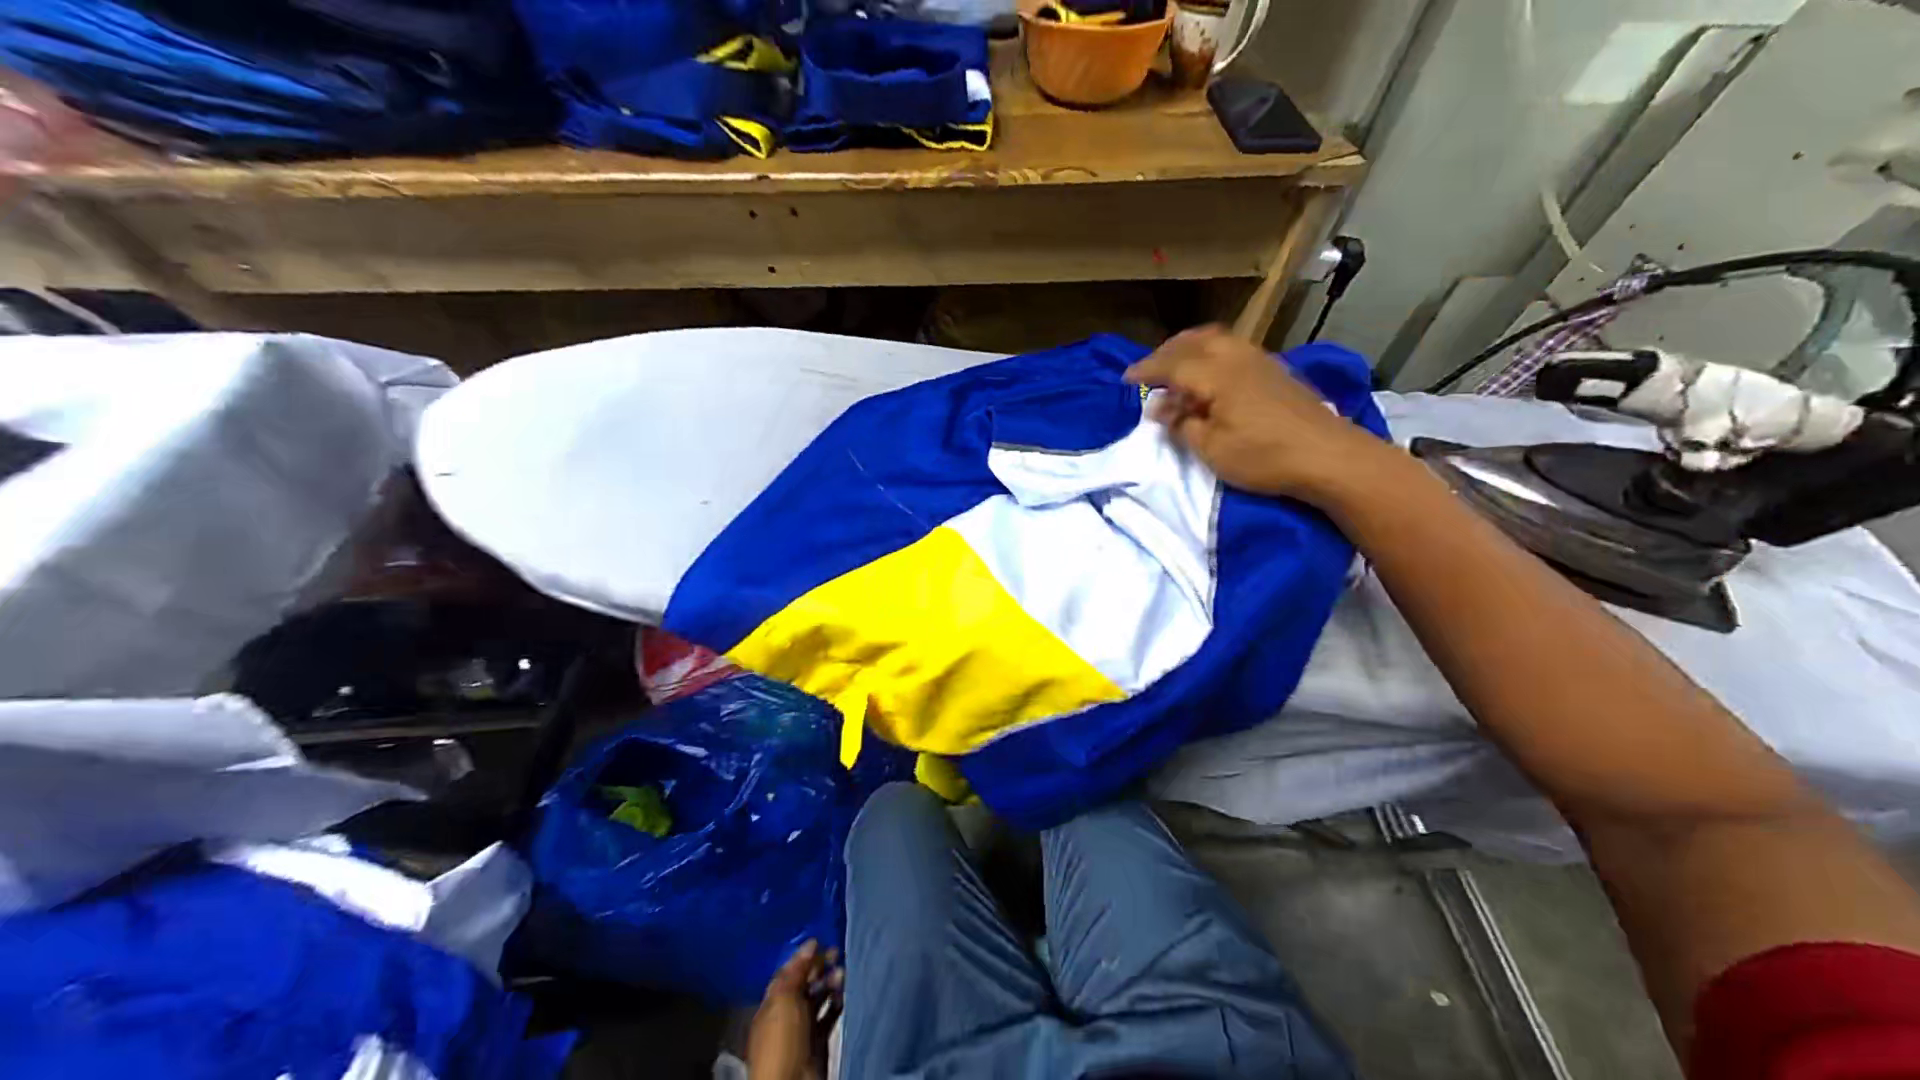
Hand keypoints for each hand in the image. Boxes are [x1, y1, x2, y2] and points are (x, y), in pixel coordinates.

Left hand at [746, 940, 842, 1079]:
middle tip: (837, 953)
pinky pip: (829, 1015)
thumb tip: (810, 942)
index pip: (788, 974)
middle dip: (819, 968)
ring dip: (830, 984)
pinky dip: (837, 1003)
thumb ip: (797, 971)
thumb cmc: (782, 1040)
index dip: (803, 958)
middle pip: (805, 984)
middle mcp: (787, 1013)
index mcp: (772, 1004)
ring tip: (843, 973)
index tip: (821, 943)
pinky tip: (845, 992)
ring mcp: (803, 1028)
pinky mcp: (819, 1040)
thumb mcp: (785, 1000)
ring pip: (819, 998)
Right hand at [1123, 325, 1394, 504]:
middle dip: (1167, 353)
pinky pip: (1233, 351)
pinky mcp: (1276, 372)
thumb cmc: (1265, 457)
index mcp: (1217, 374)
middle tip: (1150, 373)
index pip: (1172, 364)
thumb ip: (1182, 424)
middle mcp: (1238, 357)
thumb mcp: (1212, 449)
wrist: (1329, 457)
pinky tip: (1211, 380)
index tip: (1126, 380)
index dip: (1146, 371)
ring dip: (1191, 351)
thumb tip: (1162, 408)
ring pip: (1217, 341)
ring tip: (1178, 373)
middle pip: (1194, 342)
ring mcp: (1261, 361)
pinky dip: (1212, 357)